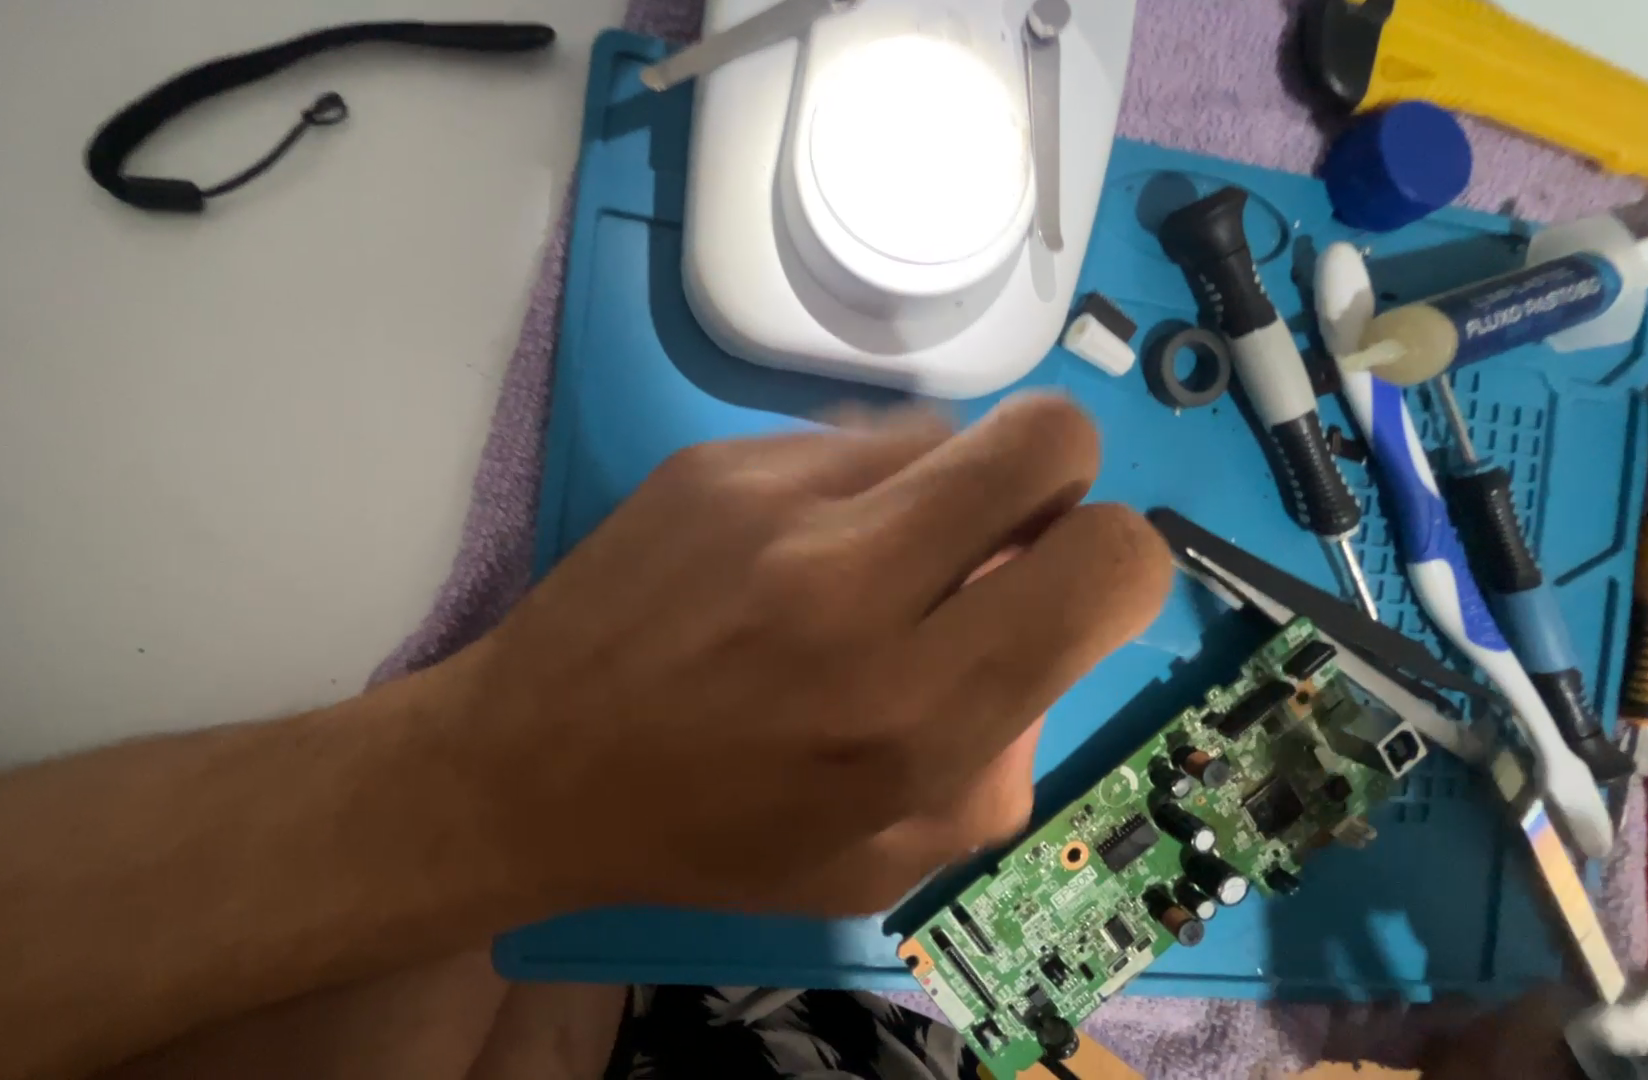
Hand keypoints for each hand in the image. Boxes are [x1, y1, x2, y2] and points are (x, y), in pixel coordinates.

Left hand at [440, 394, 1172, 915]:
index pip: (1112, 561)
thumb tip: (1042, 643)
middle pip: (1048, 437)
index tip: (1066, 595)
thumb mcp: (881, 857)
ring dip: (941, 492)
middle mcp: (854, 580)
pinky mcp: (714, 460)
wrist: (530, 760)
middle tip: (997, 544)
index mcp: (913, 708)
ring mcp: (774, 499)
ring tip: (873, 558)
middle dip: (1058, 484)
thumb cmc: (706, 831)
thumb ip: (1000, 760)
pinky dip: (853, 490)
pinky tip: (789, 549)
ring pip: (943, 430)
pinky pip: (843, 442)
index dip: (1117, 569)